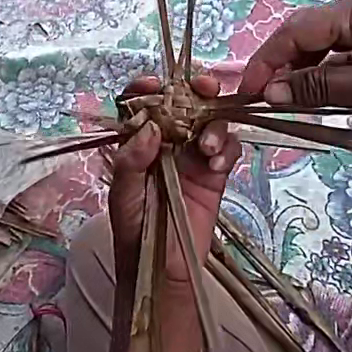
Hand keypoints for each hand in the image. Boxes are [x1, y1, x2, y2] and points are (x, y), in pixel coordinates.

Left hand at [108, 74, 239, 281]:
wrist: (162, 267)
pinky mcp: (215, 173)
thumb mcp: (123, 192)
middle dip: (196, 91)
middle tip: (205, 88)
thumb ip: (132, 159)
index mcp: (140, 141)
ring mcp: (193, 156)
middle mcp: (168, 142)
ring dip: (214, 124)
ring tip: (207, 148)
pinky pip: (227, 149)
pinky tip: (217, 164)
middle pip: (184, 104)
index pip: (144, 105)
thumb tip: (150, 126)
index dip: (149, 89)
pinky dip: (227, 148)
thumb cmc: (134, 228)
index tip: (156, 84)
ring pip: (210, 122)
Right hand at [237, 0, 351, 145]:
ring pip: (326, 52)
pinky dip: (329, 83)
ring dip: (304, 78)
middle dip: (281, 69)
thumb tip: (270, 94)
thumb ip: (321, 88)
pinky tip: (317, 104)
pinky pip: (348, 64)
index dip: (267, 62)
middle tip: (260, 105)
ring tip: (283, 108)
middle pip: (308, 37)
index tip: (246, 95)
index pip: (299, 30)